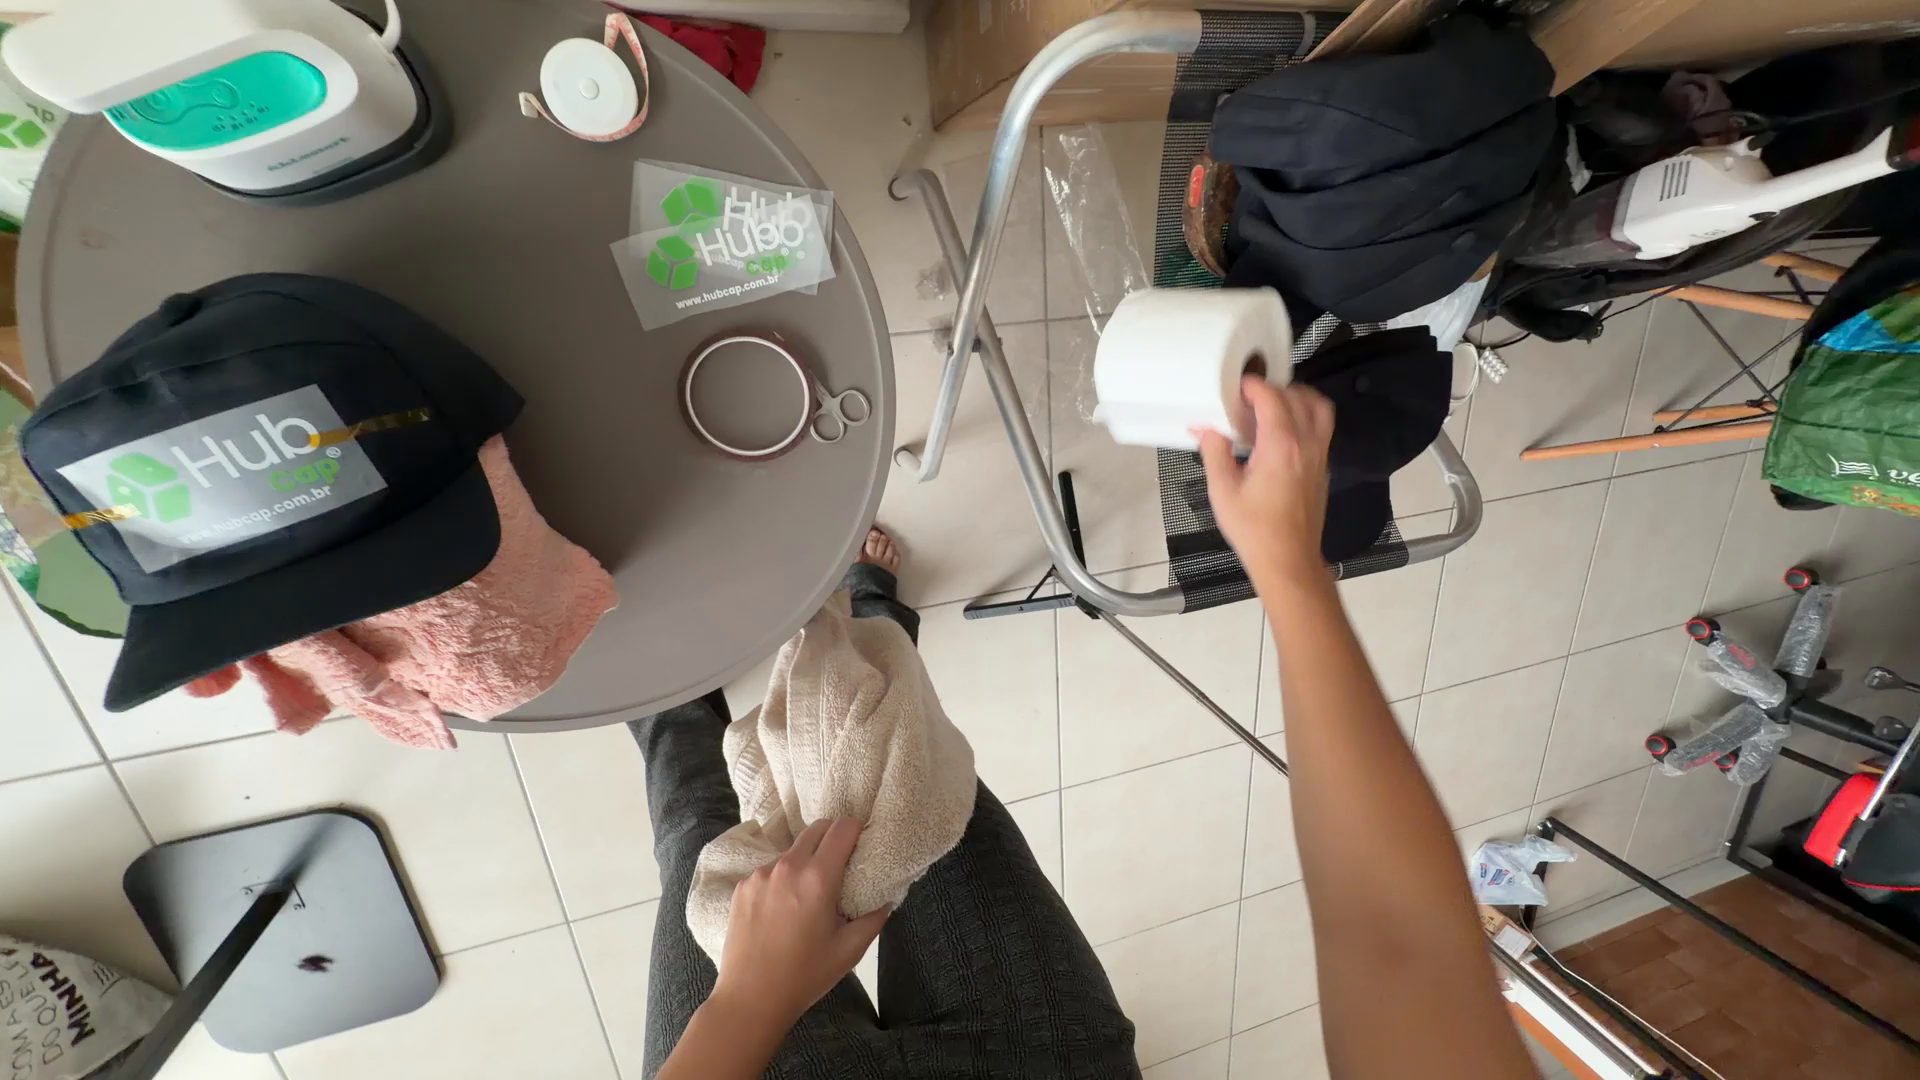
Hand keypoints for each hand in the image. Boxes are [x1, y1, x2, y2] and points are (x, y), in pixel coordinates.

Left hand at [710, 817, 888, 1031]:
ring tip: (806, 894)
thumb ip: (874, 918)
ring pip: (793, 850)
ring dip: (806, 859)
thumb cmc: (804, 976)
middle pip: (818, 828)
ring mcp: (761, 874)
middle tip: (840, 863)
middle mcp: (788, 866)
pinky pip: (770, 868)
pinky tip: (781, 908)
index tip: (861, 844)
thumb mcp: (850, 950)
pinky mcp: (743, 885)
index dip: (857, 830)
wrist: (749, 1001)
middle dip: (833, 837)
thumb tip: (885, 897)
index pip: (843, 828)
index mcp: (818, 878)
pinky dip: (782, 878)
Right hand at [1194, 376, 1335, 584]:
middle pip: (1299, 397)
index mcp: (1280, 446)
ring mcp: (1319, 456)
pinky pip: (1321, 429)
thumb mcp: (1222, 490)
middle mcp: (1306, 444)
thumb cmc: (1254, 529)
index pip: (1272, 399)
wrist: (1288, 559)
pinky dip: (1305, 418)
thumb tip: (1206, 430)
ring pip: (1319, 409)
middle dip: (1274, 389)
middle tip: (1249, 396)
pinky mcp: (1322, 468)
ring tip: (1272, 405)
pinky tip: (1281, 433)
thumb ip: (1214, 453)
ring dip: (1297, 398)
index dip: (1253, 386)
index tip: (1237, 386)